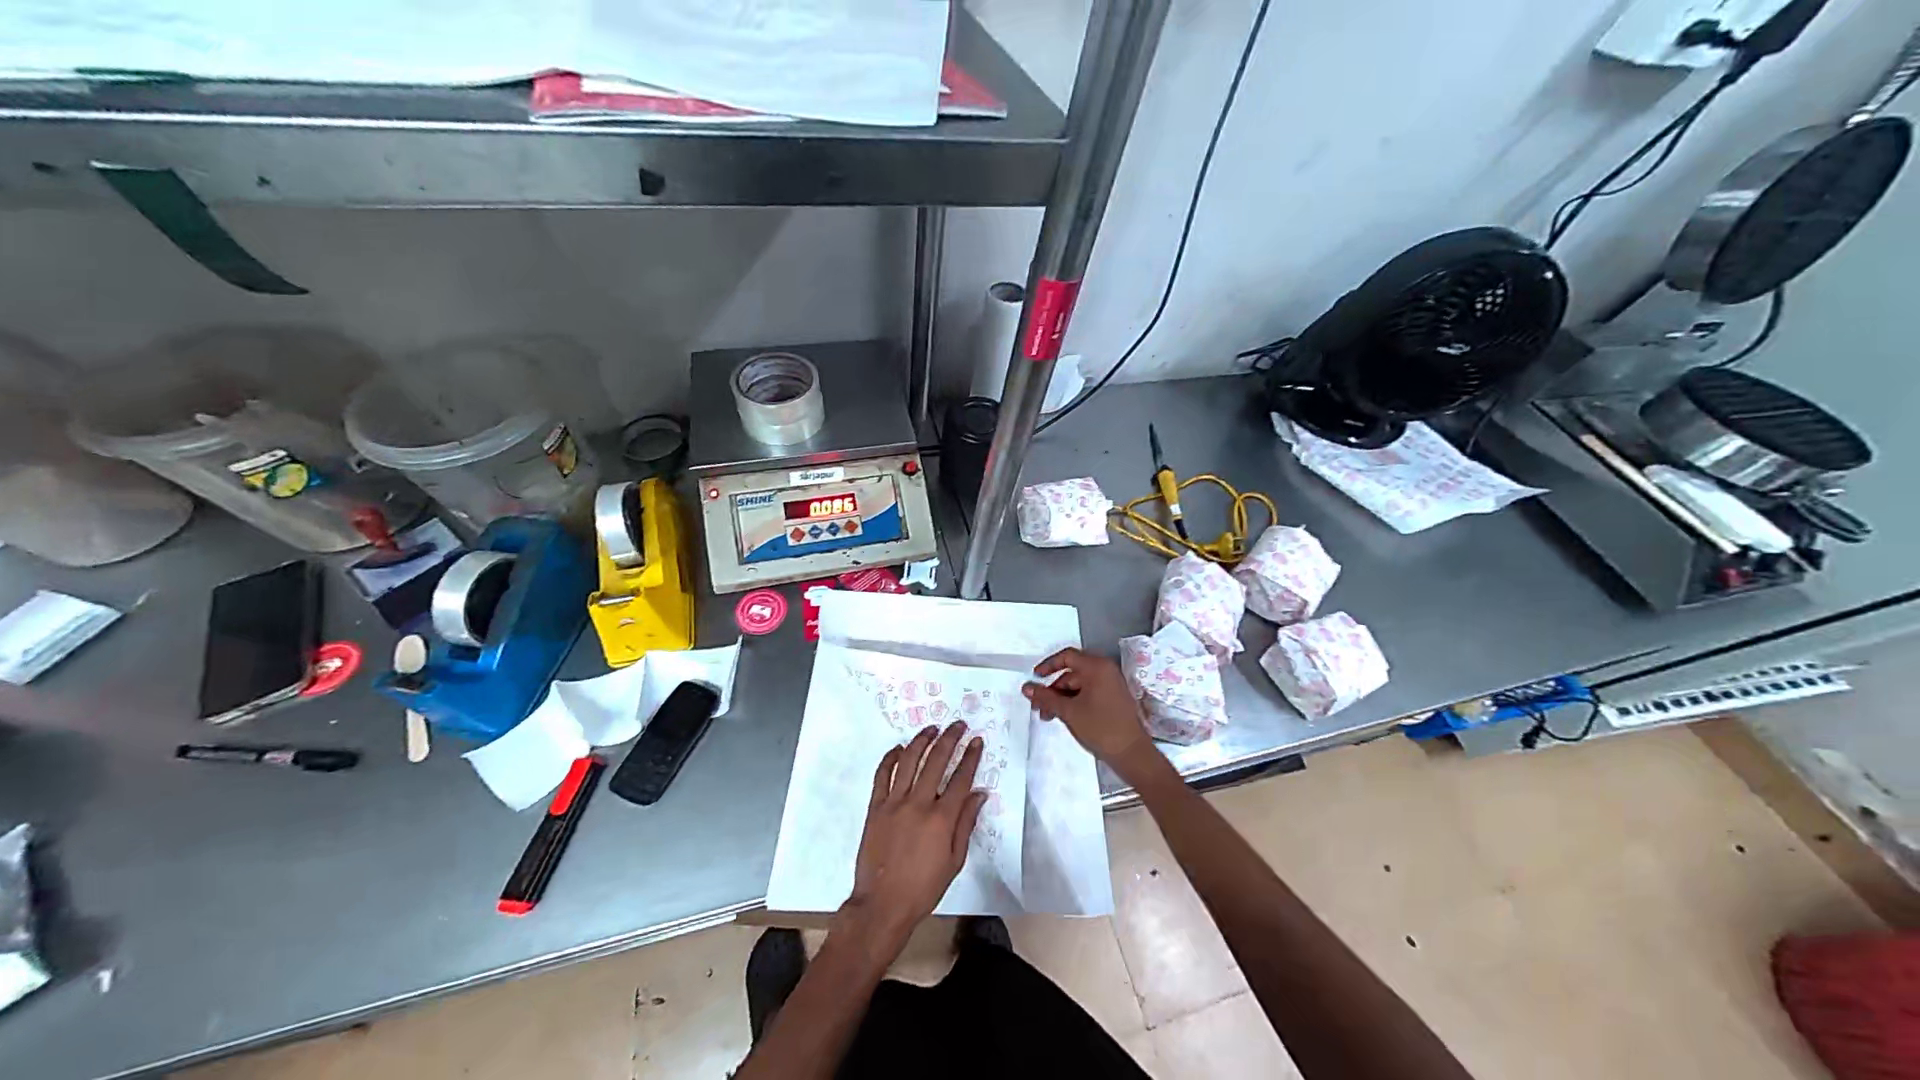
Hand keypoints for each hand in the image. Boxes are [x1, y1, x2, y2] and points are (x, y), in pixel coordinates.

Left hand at [840, 723, 986, 952]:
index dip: (971, 757)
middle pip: (936, 761)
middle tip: (958, 725)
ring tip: (932, 728)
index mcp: (942, 818)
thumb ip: (966, 823)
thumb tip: (978, 794)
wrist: (883, 903)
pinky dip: (890, 758)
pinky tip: (899, 748)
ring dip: (922, 741)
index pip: (961, 779)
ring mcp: (894, 803)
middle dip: (950, 739)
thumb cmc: (924, 887)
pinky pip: (882, 775)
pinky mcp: (875, 807)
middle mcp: (918, 803)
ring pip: (909, 761)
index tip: (977, 741)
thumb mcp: (954, 860)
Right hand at [1023, 648, 1164, 783]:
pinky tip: (1064, 717)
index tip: (1035, 678)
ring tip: (1049, 716)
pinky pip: (1088, 693)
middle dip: (1053, 688)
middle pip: (1072, 672)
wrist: (1131, 753)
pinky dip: (1074, 702)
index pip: (1067, 656)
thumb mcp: (1068, 711)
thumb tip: (1027, 688)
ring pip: (1079, 685)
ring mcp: (1111, 685)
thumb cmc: (1101, 728)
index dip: (1048, 666)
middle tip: (1039, 705)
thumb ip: (1045, 697)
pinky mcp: (1113, 698)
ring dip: (1062, 698)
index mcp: (1097, 667)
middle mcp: (1106, 671)